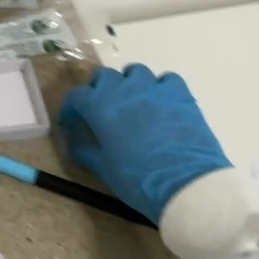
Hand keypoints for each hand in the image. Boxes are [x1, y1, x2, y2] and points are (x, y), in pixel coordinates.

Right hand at [58, 64, 230, 222]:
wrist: (187, 186)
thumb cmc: (138, 180)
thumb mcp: (104, 169)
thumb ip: (86, 151)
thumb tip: (75, 144)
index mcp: (99, 106)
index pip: (76, 96)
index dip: (71, 108)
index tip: (72, 122)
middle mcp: (122, 89)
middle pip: (104, 76)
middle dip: (99, 90)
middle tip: (103, 110)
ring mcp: (152, 87)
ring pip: (135, 72)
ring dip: (130, 84)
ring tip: (134, 103)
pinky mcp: (179, 93)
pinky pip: (167, 80)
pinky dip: (161, 88)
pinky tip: (163, 104)